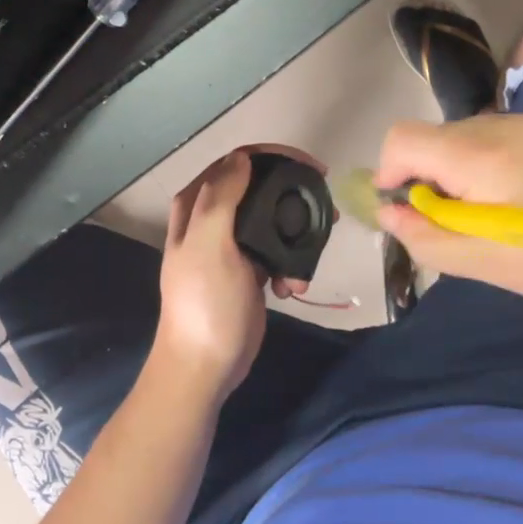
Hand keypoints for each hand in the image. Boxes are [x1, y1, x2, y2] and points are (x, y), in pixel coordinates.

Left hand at [152, 146, 315, 396]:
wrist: (204, 366)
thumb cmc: (205, 302)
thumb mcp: (209, 244)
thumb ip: (222, 197)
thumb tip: (242, 157)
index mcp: (196, 204)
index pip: (237, 161)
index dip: (275, 158)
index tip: (312, 169)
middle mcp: (211, 218)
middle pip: (260, 189)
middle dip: (294, 197)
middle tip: (326, 209)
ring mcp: (231, 245)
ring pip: (272, 221)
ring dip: (296, 237)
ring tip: (310, 259)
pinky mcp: (248, 270)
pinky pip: (276, 253)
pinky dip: (290, 265)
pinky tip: (292, 286)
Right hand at [374, 114, 522, 314]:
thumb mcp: (486, 263)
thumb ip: (425, 235)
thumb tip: (388, 211)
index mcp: (477, 153)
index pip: (402, 138)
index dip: (391, 172)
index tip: (412, 210)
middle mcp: (501, 123)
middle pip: (437, 138)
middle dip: (434, 177)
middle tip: (467, 223)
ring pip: (473, 137)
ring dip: (468, 170)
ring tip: (507, 213)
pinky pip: (509, 137)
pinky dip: (502, 162)